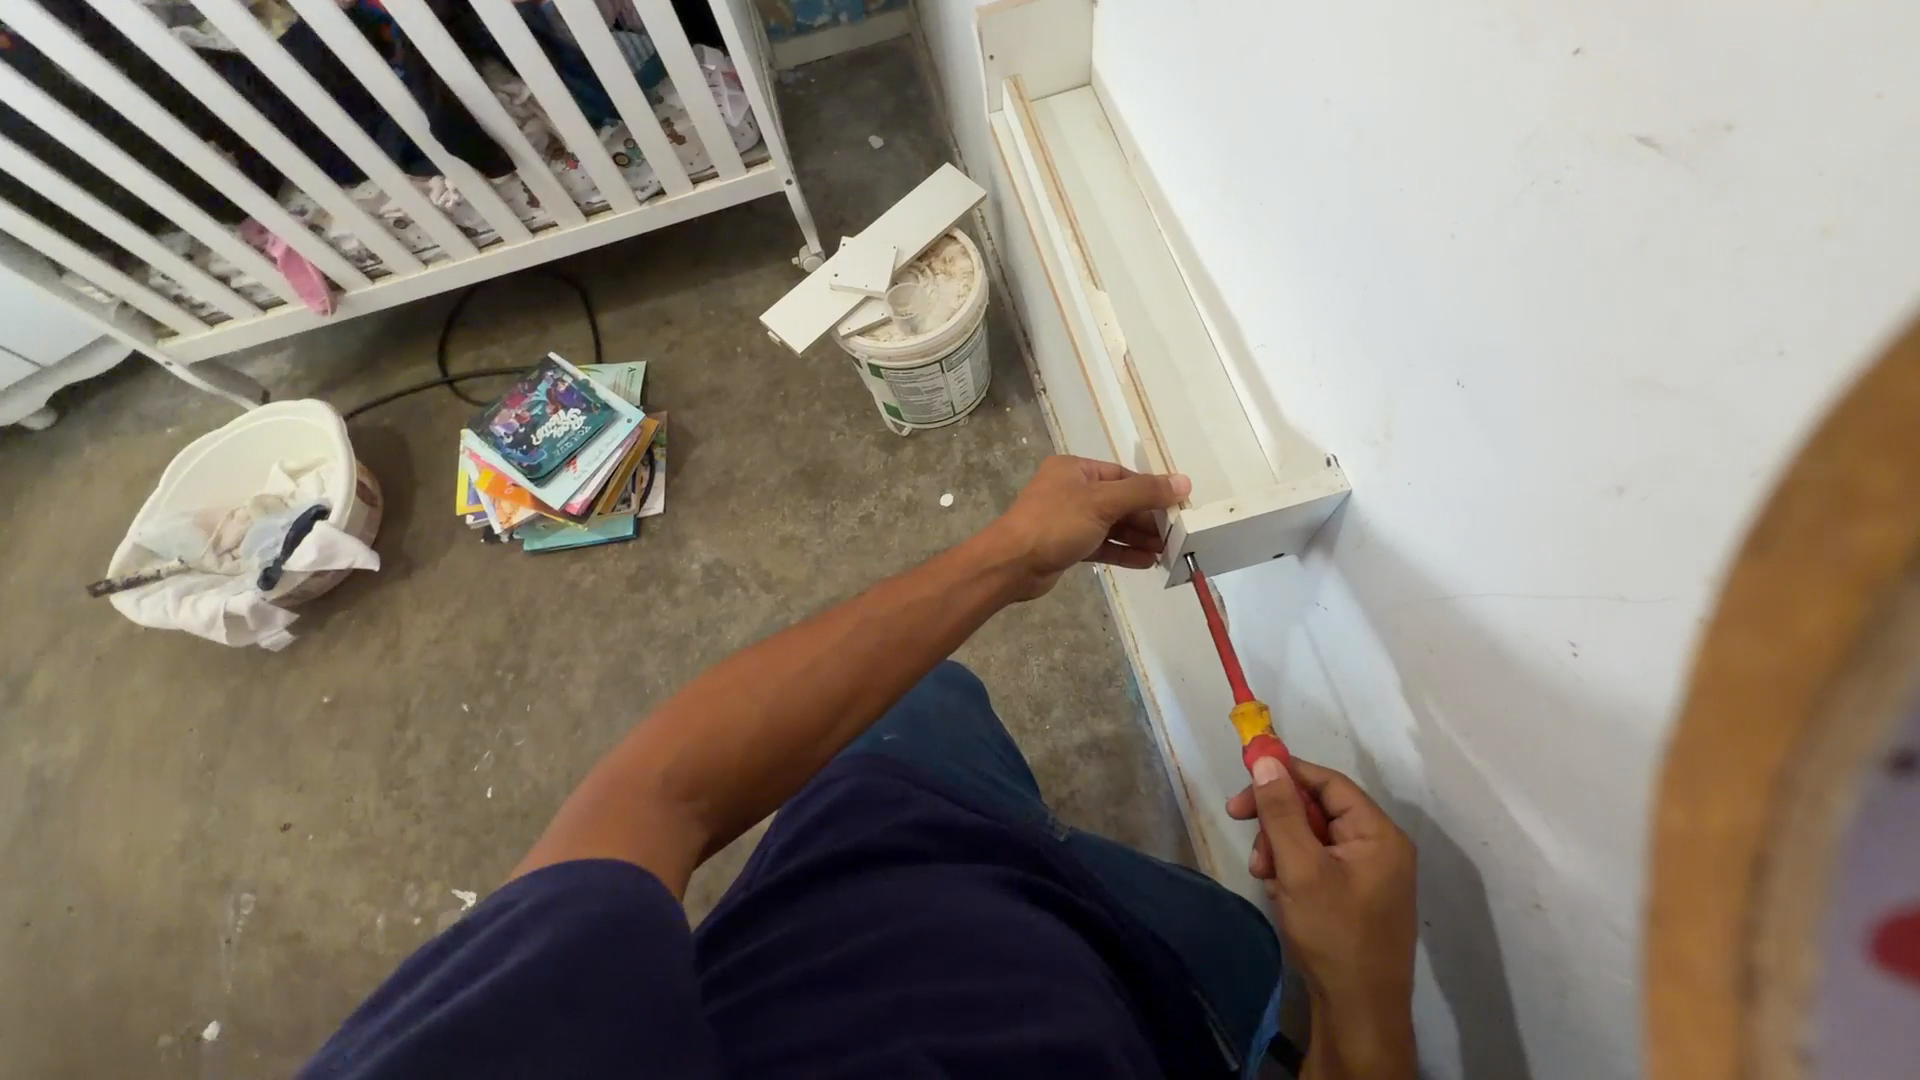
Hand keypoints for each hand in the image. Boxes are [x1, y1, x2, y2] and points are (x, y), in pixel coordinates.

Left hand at [983, 455, 1190, 599]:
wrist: (1011, 564)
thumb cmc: (1055, 523)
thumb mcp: (1102, 502)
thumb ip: (1144, 492)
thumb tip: (1183, 482)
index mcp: (1075, 470)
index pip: (1123, 476)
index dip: (1151, 491)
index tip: (1178, 507)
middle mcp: (1071, 491)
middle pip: (1119, 502)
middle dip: (1147, 519)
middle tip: (1176, 535)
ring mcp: (1068, 520)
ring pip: (1111, 526)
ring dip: (1138, 538)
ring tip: (1168, 551)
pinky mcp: (1067, 546)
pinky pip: (1102, 545)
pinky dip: (1123, 552)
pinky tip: (1147, 561)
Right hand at [1228, 758, 1417, 1078]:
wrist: (1358, 1011)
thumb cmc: (1333, 933)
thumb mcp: (1299, 866)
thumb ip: (1280, 809)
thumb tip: (1265, 759)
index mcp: (1377, 833)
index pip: (1327, 781)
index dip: (1285, 773)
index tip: (1244, 781)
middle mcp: (1378, 846)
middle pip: (1316, 807)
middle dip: (1276, 818)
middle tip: (1239, 823)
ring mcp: (1368, 872)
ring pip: (1310, 835)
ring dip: (1279, 846)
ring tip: (1264, 875)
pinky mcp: (1355, 893)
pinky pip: (1316, 861)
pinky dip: (1291, 869)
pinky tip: (1279, 892)